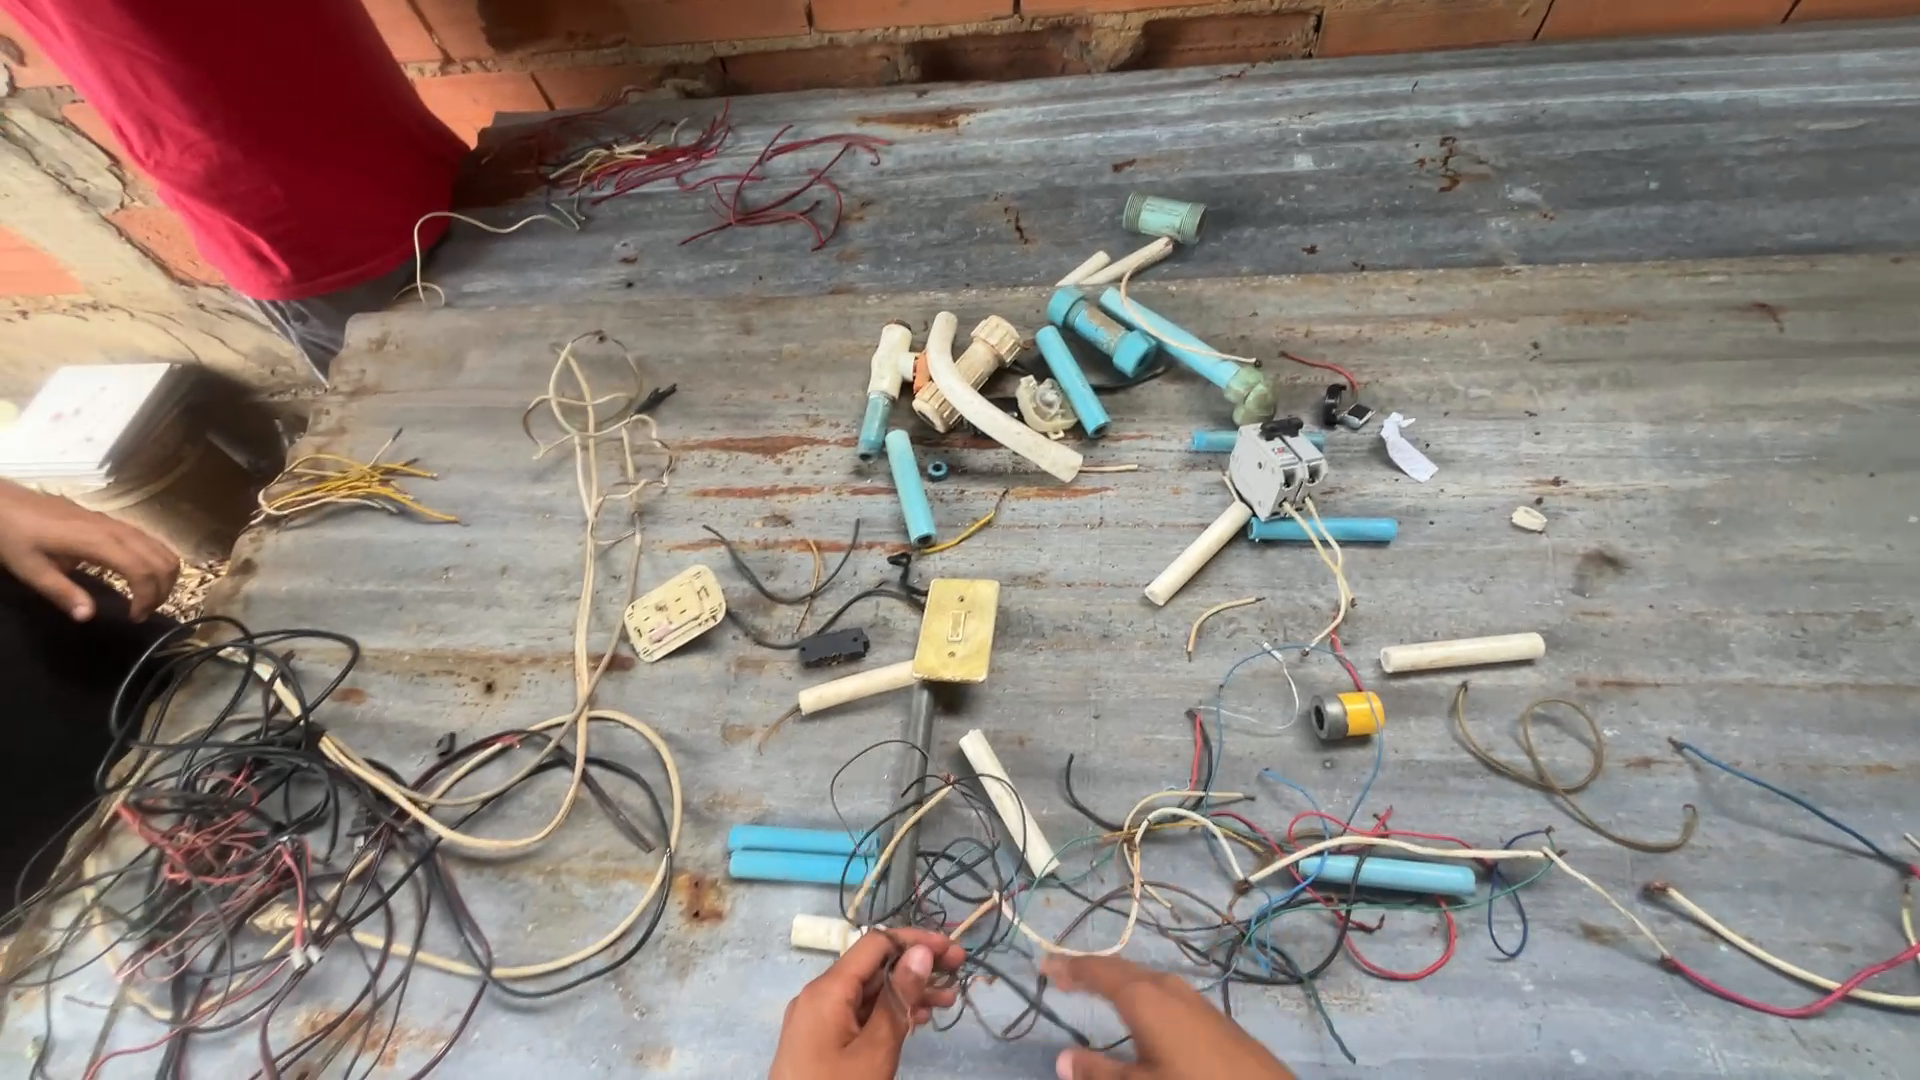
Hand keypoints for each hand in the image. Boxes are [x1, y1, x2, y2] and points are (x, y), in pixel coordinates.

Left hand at [0, 480, 177, 620]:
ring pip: (167, 554)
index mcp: (101, 543)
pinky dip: (162, 565)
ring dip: (166, 579)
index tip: (133, 617)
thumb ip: (61, 591)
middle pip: (163, 564)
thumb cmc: (14, 535)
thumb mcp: (27, 567)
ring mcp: (126, 526)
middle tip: (143, 612)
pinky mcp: (124, 525)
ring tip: (149, 596)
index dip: (146, 597)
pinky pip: (159, 546)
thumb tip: (87, 616)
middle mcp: (122, 533)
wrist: (6, 502)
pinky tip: (146, 576)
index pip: (142, 572)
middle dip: (162, 592)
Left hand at [770, 927, 964, 1079]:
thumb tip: (920, 952)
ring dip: (907, 992)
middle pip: (874, 967)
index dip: (915, 941)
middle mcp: (819, 996)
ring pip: (868, 993)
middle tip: (958, 972)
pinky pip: (858, 1015)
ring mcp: (817, 1021)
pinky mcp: (819, 1044)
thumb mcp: (875, 1051)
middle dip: (916, 967)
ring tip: (947, 1001)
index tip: (951, 949)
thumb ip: (898, 998)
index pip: (876, 943)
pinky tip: (917, 1020)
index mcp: (827, 989)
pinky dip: (887, 1013)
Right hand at [1044, 955, 1295, 1079]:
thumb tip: (1062, 1057)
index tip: (1043, 964)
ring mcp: (1191, 996)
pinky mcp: (1209, 1012)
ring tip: (1095, 986)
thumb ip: (1099, 1071)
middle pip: (1118, 968)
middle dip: (1089, 969)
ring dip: (1115, 979)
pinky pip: (1160, 988)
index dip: (1067, 967)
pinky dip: (1137, 989)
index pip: (1095, 970)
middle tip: (1062, 974)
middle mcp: (1164, 985)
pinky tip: (1140, 1009)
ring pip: (1142, 977)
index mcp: (1142, 996)